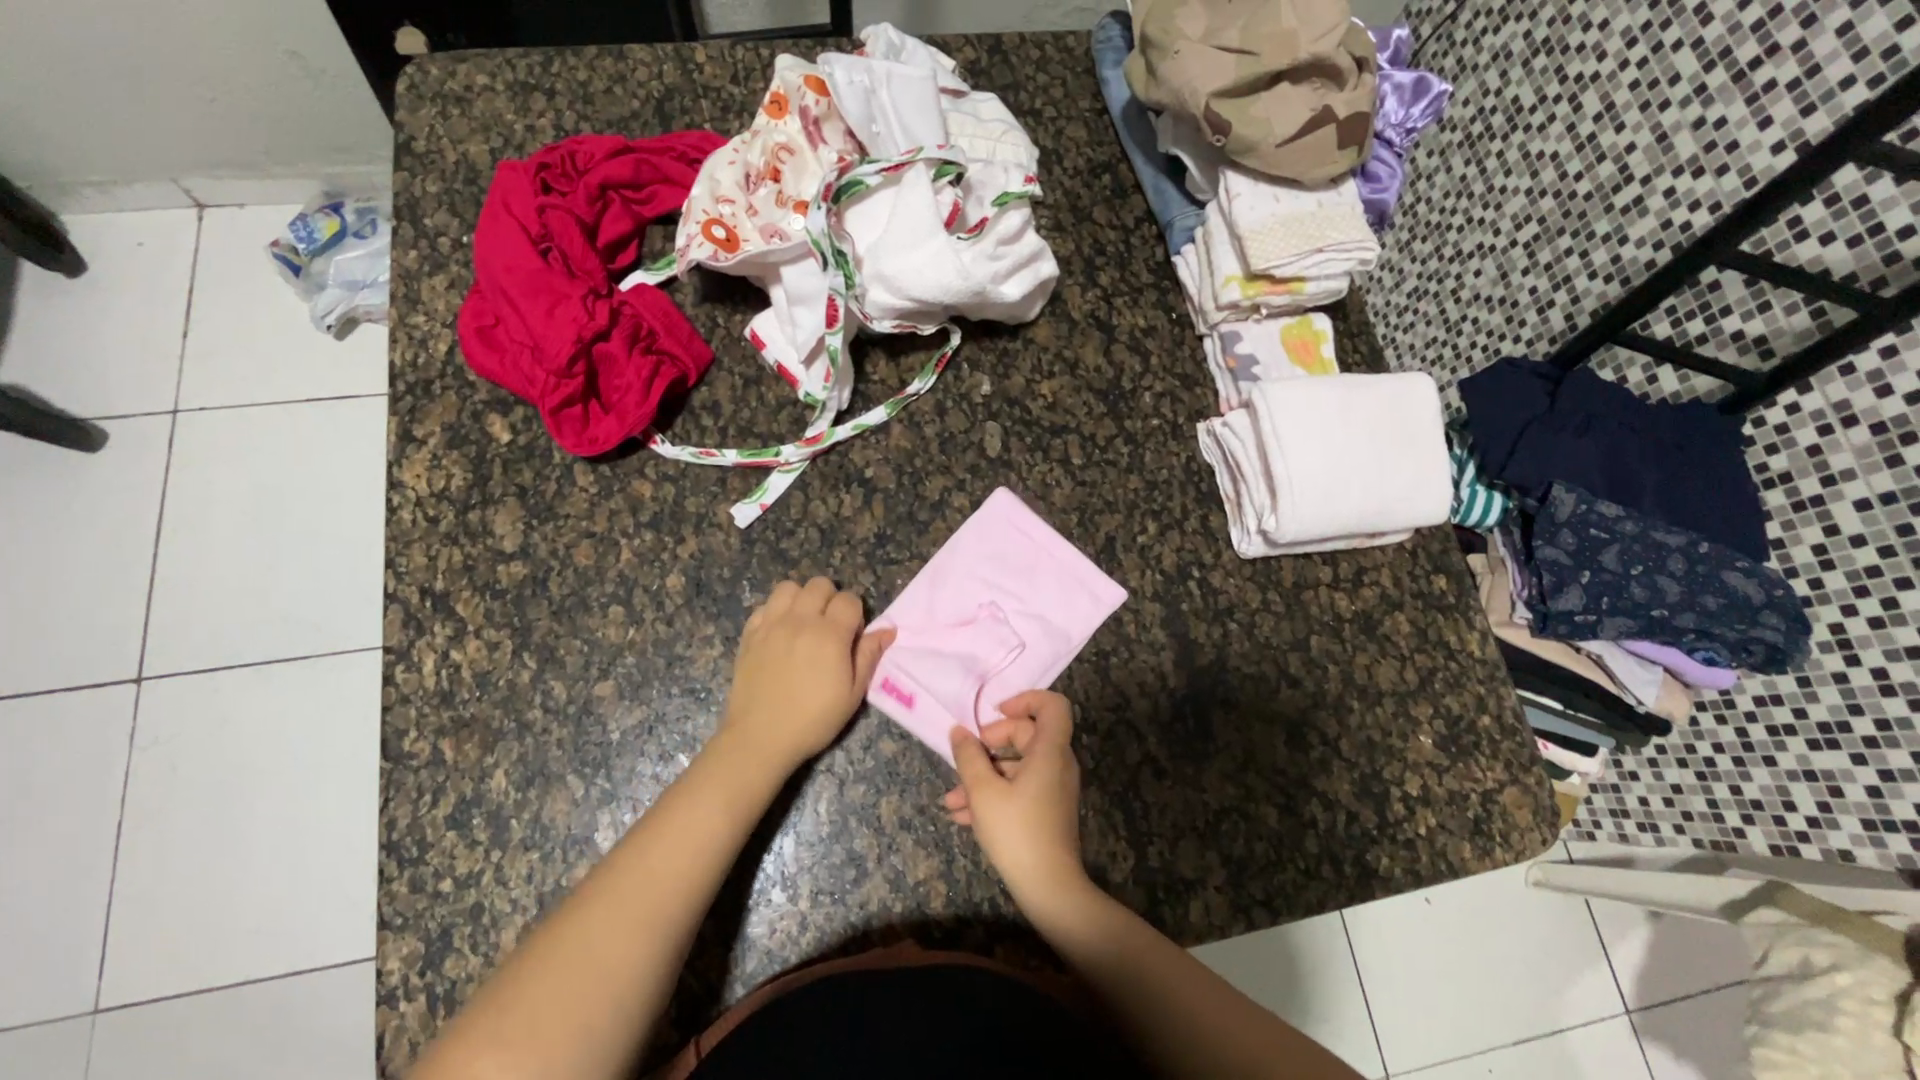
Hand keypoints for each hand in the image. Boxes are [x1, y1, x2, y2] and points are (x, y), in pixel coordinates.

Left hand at [720, 577, 892, 775]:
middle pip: (820, 585)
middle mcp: (800, 620)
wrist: (761, 736)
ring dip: (801, 599)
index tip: (851, 638)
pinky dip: (776, 611)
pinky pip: (765, 605)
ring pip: (789, 587)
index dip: (855, 615)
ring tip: (803, 623)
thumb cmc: (814, 720)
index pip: (850, 599)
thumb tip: (888, 630)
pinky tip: (780, 633)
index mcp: (830, 634)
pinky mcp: (749, 633)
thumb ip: (869, 656)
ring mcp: (771, 624)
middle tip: (830, 628)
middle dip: (831, 600)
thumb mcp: (853, 694)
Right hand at [945, 690, 1087, 900]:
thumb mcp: (982, 792)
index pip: (1052, 705)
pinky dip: (994, 795)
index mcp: (1050, 751)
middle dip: (989, 745)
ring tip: (951, 800)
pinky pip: (1020, 789)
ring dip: (983, 777)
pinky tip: (963, 817)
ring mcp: (1053, 788)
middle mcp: (1057, 764)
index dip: (1025, 699)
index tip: (995, 713)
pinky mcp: (1047, 810)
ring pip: (1016, 767)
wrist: (1048, 886)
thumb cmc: (1016, 831)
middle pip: (1027, 735)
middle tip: (966, 756)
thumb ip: (969, 757)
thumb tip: (959, 732)